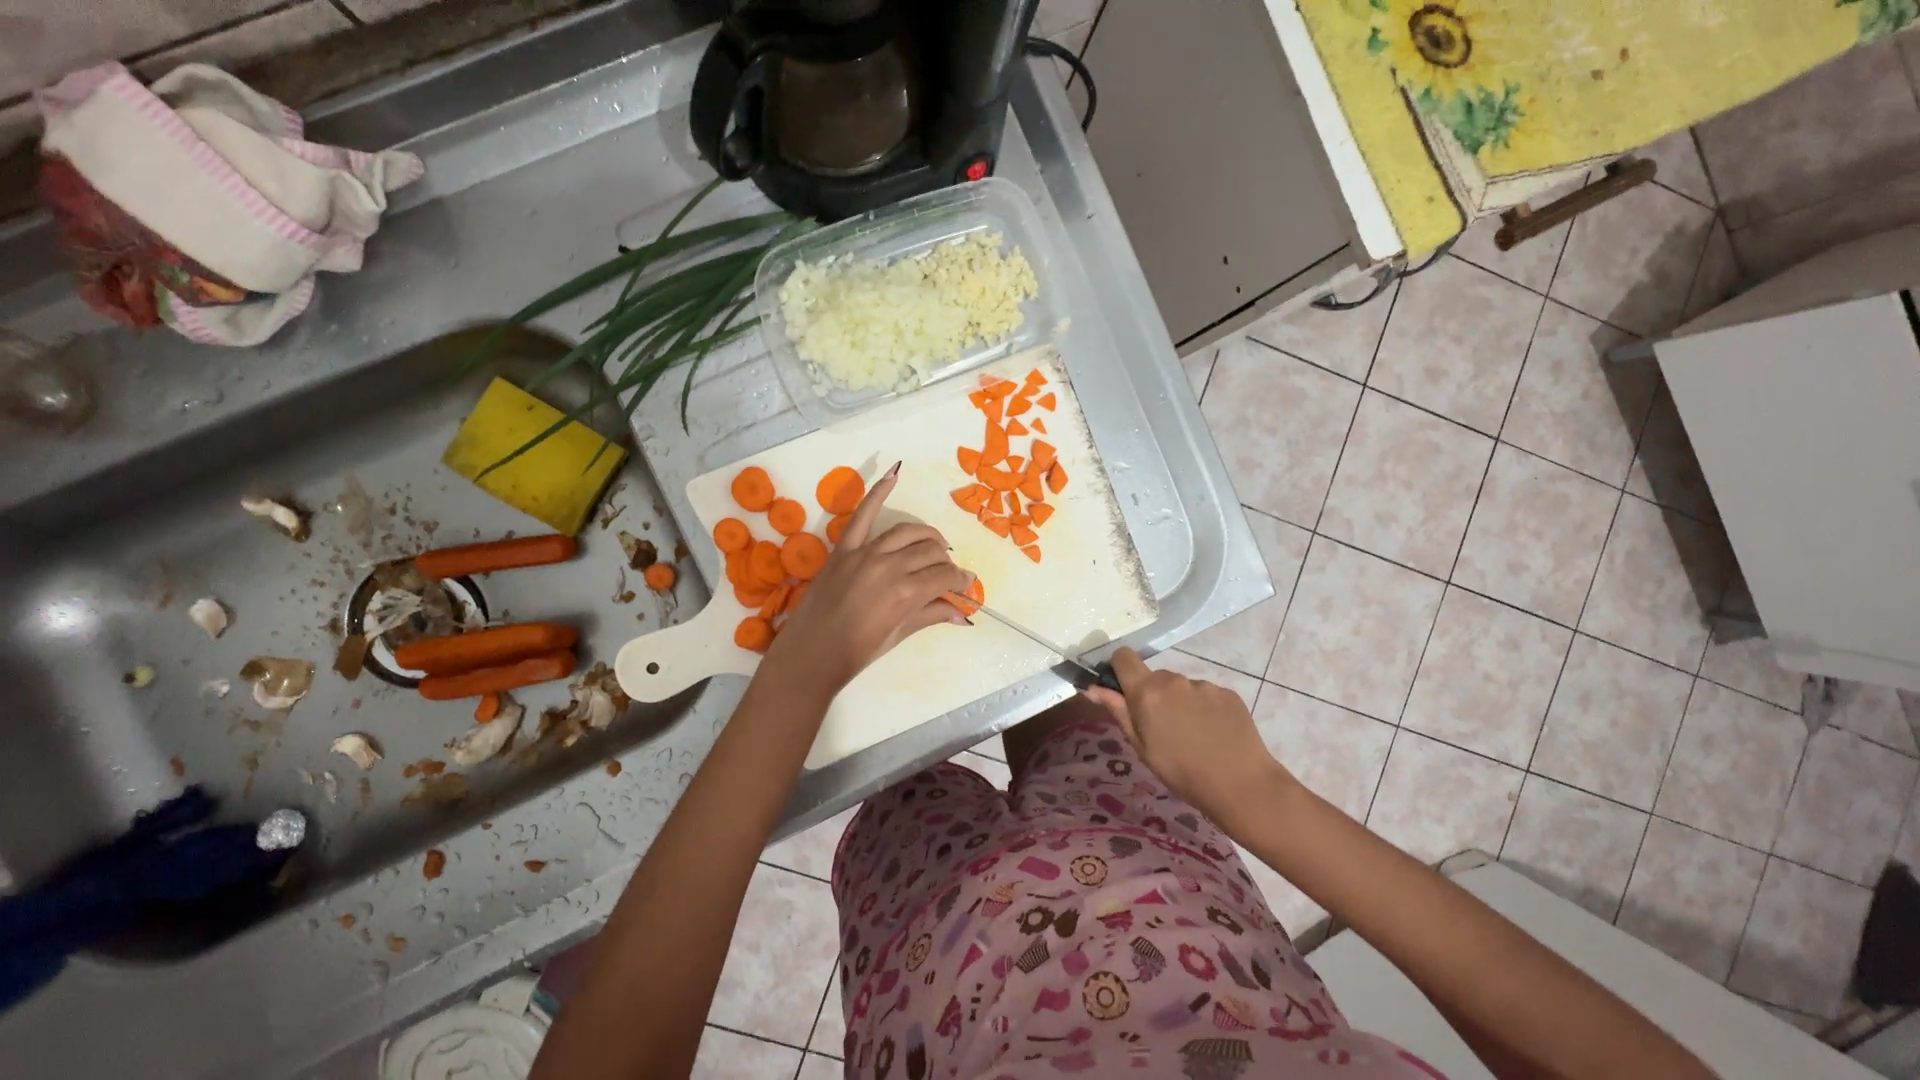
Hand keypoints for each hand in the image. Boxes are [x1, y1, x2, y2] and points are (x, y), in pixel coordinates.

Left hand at [762, 463, 970, 692]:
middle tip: (947, 575)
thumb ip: (931, 615)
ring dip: (927, 536)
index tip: (966, 586)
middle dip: (946, 563)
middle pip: (931, 552)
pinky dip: (878, 493)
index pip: (945, 575)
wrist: (811, 654)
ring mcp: (865, 553)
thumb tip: (964, 613)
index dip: (961, 581)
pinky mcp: (844, 549)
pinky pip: (862, 515)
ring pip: (907, 532)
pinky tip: (894, 475)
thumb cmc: (856, 652)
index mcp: (906, 592)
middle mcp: (889, 566)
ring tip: (936, 546)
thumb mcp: (898, 634)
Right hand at [1084, 647, 1297, 829]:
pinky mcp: (1228, 693)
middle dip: (1153, 695)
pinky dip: (1204, 709)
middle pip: (1155, 677)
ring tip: (1193, 736)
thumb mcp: (1141, 747)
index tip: (1123, 691)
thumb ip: (1118, 712)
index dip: (1119, 669)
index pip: (1123, 657)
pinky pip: (1206, 695)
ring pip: (1182, 688)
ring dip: (1180, 703)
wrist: (1239, 784)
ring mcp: (1204, 685)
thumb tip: (1093, 688)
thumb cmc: (1181, 772)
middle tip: (1162, 729)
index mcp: (1147, 692)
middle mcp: (1174, 680)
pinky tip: (1213, 734)